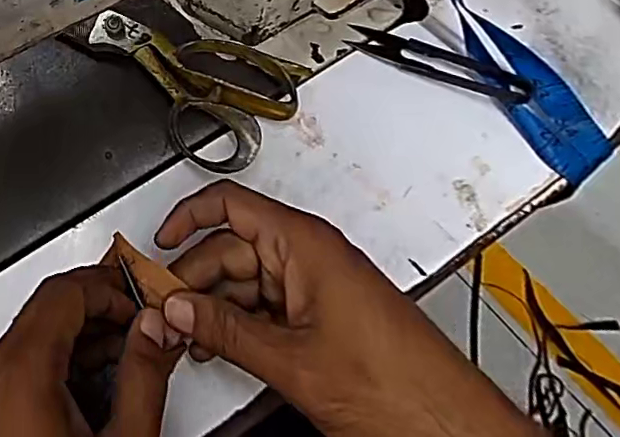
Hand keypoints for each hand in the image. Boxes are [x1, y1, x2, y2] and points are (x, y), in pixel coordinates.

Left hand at [0, 266, 184, 436]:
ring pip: (42, 328)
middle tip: (141, 320)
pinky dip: (68, 354)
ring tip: (130, 350)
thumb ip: (143, 376)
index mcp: (23, 369)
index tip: (141, 300)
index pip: (66, 291)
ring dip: (87, 329)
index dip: (109, 288)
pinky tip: (103, 377)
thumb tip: (155, 328)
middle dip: (101, 305)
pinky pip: (33, 356)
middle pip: (52, 304)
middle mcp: (0, 370)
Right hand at [158, 181, 538, 436]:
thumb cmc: (402, 389)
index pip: (229, 204)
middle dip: (196, 277)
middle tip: (168, 307)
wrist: (457, 433)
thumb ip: (225, 332)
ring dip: (217, 306)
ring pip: (247, 279)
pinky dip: (241, 322)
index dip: (188, 216)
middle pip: (232, 246)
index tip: (162, 238)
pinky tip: (222, 345)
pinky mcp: (323, 310)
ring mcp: (316, 281)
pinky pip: (267, 302)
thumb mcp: (293, 362)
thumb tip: (179, 309)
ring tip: (191, 336)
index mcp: (303, 242)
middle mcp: (309, 252)